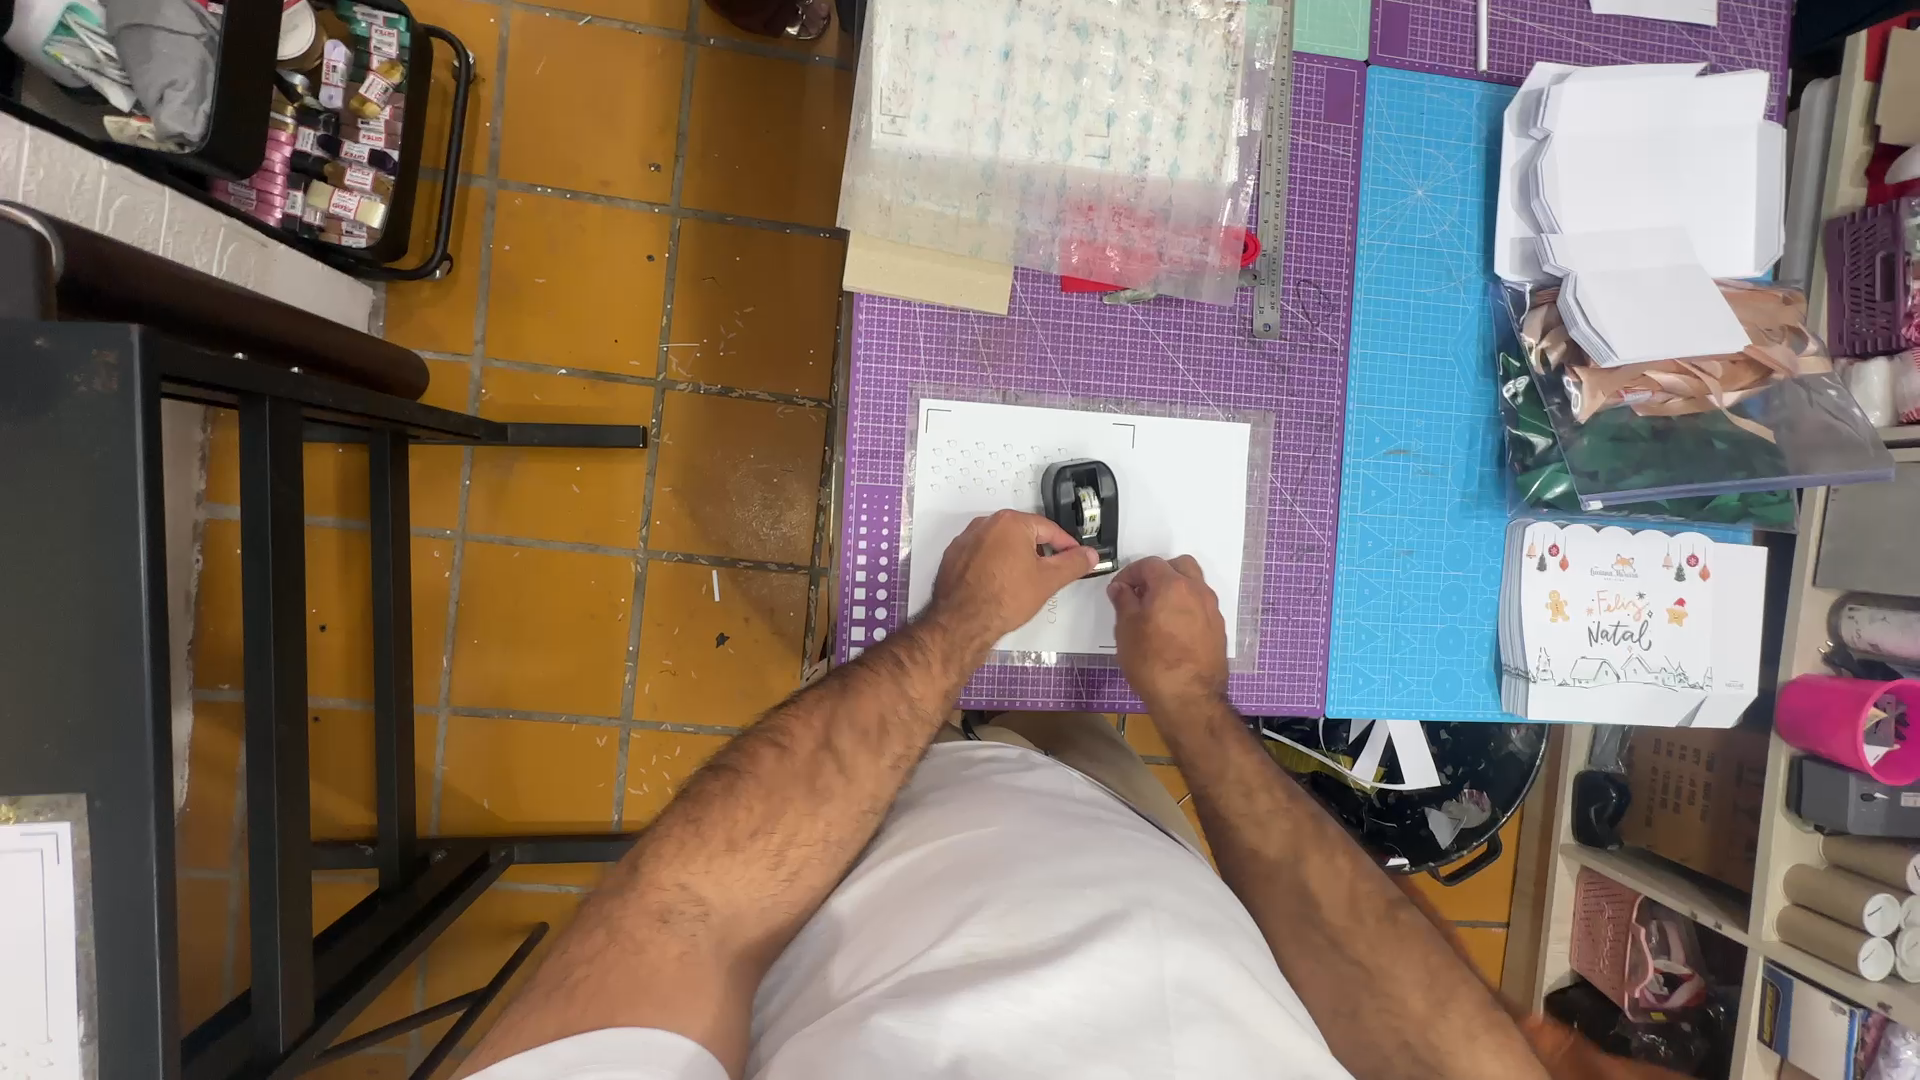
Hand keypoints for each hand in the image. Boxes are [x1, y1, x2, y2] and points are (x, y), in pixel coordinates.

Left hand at [927, 510, 1096, 648]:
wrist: (963, 622)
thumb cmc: (1001, 599)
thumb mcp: (1048, 581)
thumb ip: (1073, 563)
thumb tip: (1088, 555)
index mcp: (1010, 523)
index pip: (1049, 529)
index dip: (1066, 545)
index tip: (1074, 556)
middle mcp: (985, 524)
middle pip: (1023, 533)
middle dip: (1039, 551)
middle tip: (1050, 571)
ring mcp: (966, 539)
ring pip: (1001, 544)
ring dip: (1015, 558)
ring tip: (1024, 582)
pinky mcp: (954, 556)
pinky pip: (981, 554)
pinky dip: (994, 565)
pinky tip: (1000, 584)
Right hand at [1108, 555, 1228, 713]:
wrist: (1189, 698)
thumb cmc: (1151, 661)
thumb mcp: (1126, 629)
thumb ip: (1123, 601)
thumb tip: (1121, 588)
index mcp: (1172, 585)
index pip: (1149, 564)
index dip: (1130, 573)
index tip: (1119, 589)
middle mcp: (1197, 591)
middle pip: (1180, 566)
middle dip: (1159, 574)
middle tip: (1141, 593)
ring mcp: (1212, 610)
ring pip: (1193, 586)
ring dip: (1175, 590)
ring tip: (1156, 613)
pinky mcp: (1219, 630)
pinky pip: (1201, 607)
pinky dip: (1186, 608)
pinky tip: (1172, 631)